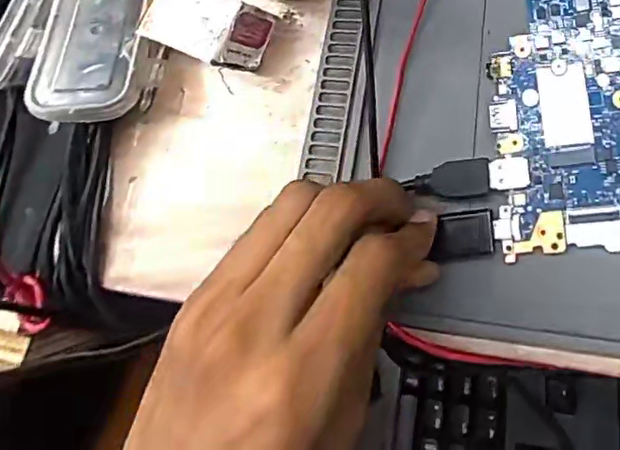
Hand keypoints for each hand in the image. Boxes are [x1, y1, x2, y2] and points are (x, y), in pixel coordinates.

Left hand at [127, 179, 438, 449]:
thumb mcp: (340, 421)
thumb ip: (374, 331)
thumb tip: (405, 266)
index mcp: (297, 376)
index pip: (371, 261)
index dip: (411, 238)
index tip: (424, 235)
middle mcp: (252, 327)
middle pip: (333, 209)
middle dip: (382, 197)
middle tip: (403, 211)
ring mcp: (215, 305)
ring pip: (294, 198)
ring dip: (341, 196)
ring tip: (363, 217)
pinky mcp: (195, 296)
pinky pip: (260, 224)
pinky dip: (301, 218)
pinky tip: (317, 237)